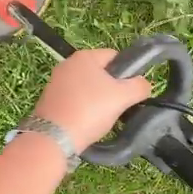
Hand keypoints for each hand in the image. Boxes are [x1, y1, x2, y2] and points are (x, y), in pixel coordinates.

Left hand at [31, 48, 153, 151]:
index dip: (128, 72)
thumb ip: (140, 86)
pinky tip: (86, 123)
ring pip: (87, 88)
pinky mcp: (49, 100)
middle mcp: (67, 64)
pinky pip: (74, 100)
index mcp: (84, 56)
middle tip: (119, 106)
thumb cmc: (90, 110)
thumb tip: (143, 84)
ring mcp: (55, 82)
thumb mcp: (123, 97)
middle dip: (112, 88)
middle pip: (100, 73)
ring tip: (103, 118)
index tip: (131, 91)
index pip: (115, 56)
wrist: (54, 137)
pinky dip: (82, 109)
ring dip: (97, 100)